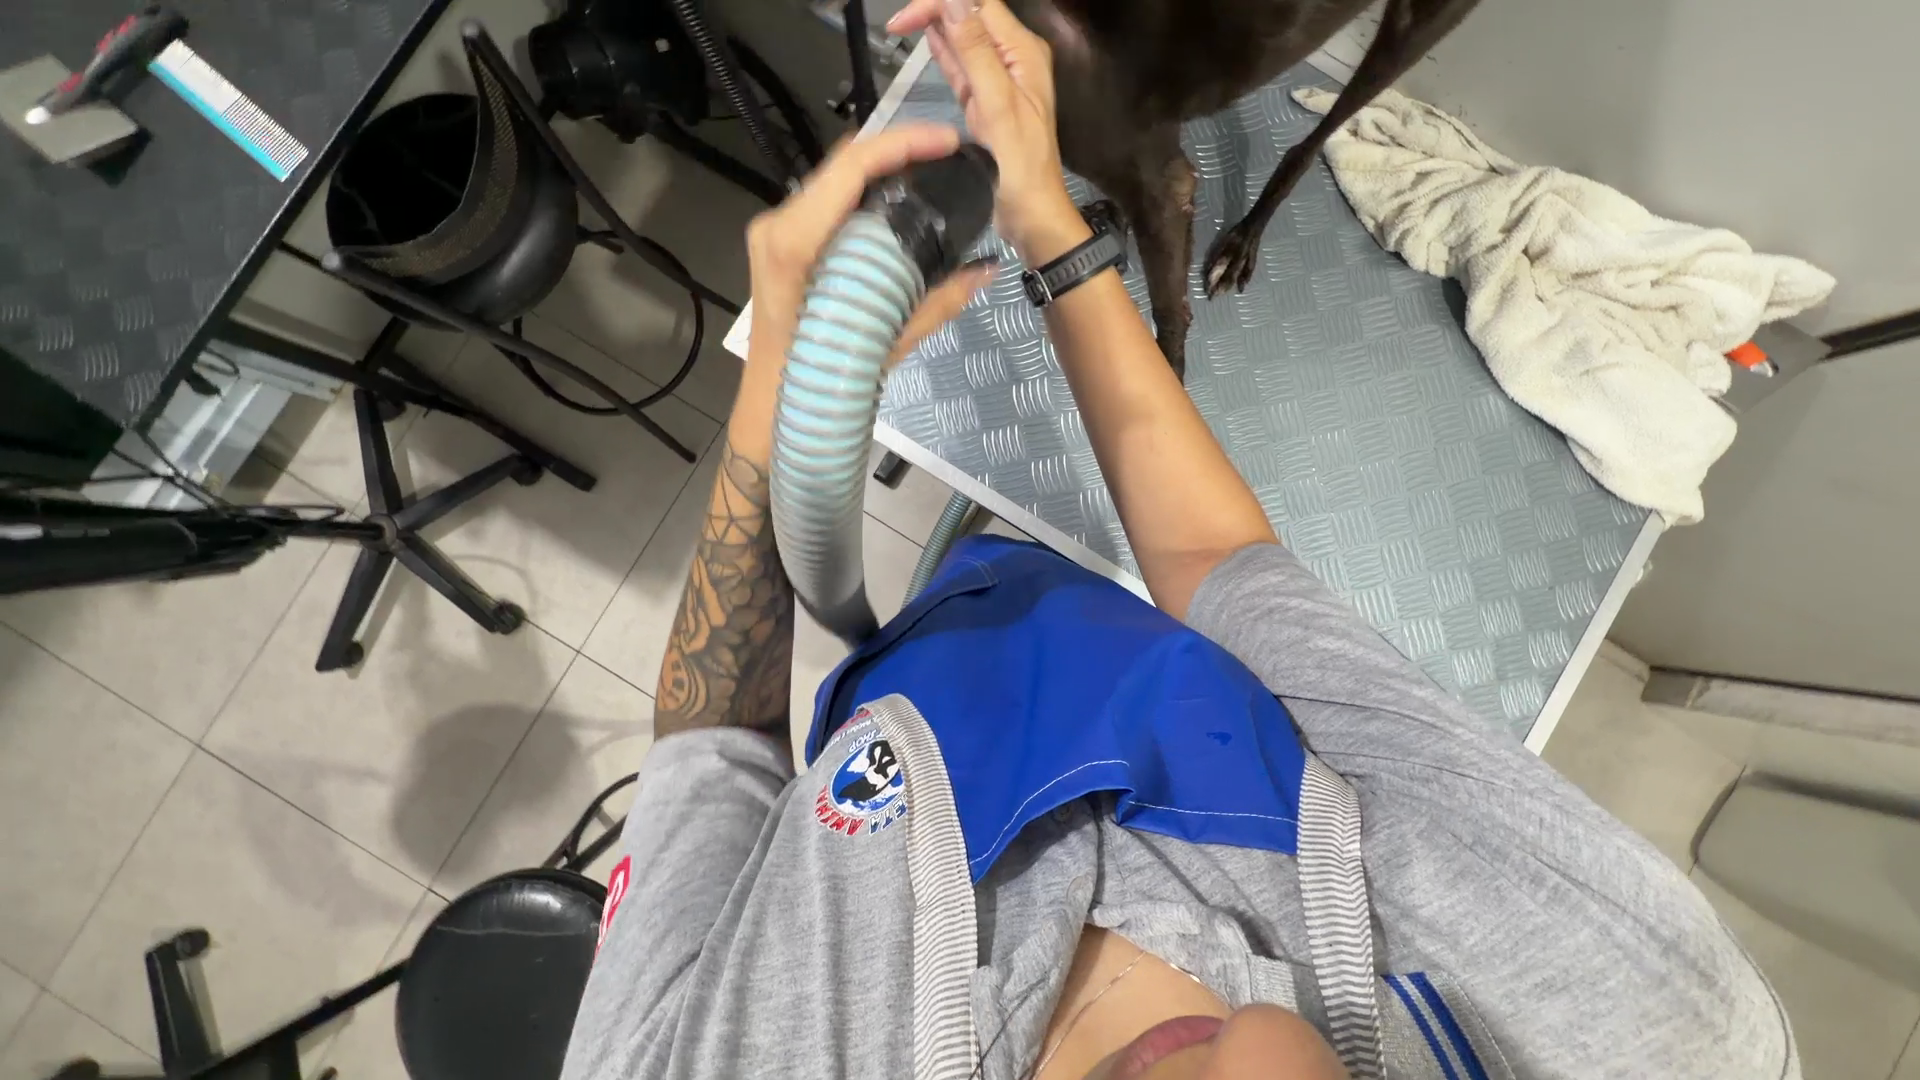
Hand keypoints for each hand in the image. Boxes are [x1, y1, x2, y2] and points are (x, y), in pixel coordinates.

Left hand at [742, 124, 997, 396]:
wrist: (773, 405)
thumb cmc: (819, 383)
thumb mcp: (883, 345)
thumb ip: (934, 305)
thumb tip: (984, 271)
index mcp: (794, 242)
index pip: (851, 167)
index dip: (905, 143)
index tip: (950, 143)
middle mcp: (778, 225)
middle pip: (843, 165)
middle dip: (899, 153)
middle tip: (949, 161)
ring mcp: (776, 232)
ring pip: (835, 181)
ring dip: (884, 174)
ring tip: (932, 177)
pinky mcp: (782, 244)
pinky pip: (829, 206)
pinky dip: (867, 199)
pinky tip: (901, 208)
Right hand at [888, 0, 1088, 263]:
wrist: (1033, 216)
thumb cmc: (1023, 170)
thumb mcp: (1000, 108)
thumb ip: (977, 55)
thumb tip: (953, 3)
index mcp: (1023, 54)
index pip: (979, 5)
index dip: (942, 2)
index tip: (905, 18)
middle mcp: (1014, 61)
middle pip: (971, 17)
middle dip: (936, 11)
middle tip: (897, 25)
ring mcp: (999, 84)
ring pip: (965, 42)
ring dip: (938, 30)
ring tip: (903, 25)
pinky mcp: (985, 106)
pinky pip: (964, 71)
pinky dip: (945, 56)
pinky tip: (928, 41)